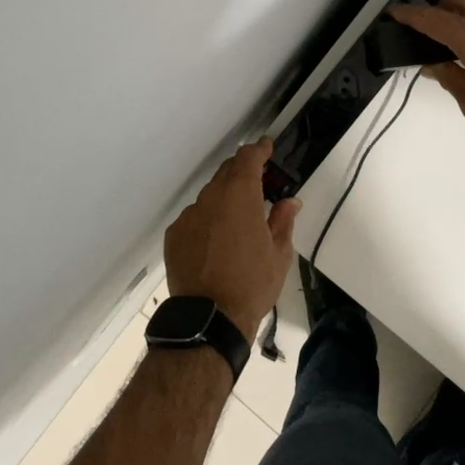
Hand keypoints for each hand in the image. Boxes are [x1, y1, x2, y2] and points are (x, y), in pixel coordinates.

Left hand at [163, 139, 300, 342]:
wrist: (209, 318)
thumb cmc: (252, 284)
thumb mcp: (279, 254)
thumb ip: (283, 220)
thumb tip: (289, 201)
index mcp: (240, 197)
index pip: (248, 159)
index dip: (258, 150)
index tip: (266, 146)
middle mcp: (211, 198)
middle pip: (227, 173)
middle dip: (242, 172)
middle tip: (258, 182)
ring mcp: (189, 216)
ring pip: (209, 197)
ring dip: (224, 200)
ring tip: (237, 221)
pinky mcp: (174, 235)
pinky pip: (194, 218)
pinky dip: (207, 221)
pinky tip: (215, 242)